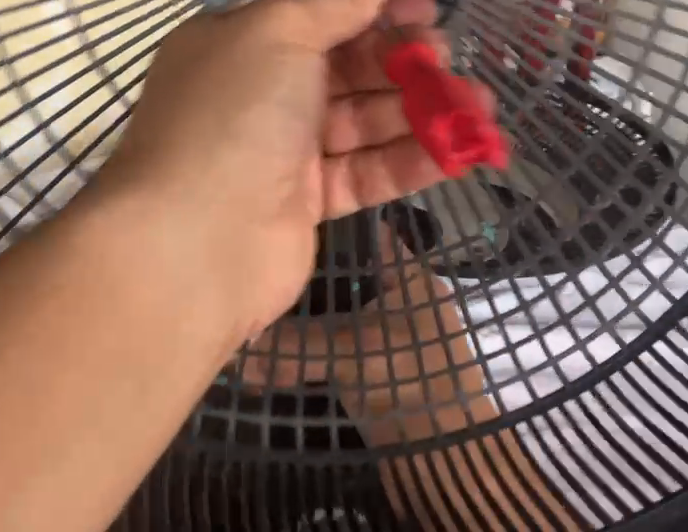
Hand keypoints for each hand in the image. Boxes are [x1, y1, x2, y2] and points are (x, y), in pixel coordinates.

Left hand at [98, 0, 493, 343]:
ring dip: (419, 110)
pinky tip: (460, 149)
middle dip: (400, 59)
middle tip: (448, 54)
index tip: (424, 9)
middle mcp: (257, 93)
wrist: (194, 238)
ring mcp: (280, 150)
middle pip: (341, 68)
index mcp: (237, 43)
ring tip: (479, 102)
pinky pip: (365, 172)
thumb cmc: (233, 112)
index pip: (314, 18)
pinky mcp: (305, 202)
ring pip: (360, 121)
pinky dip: (410, 160)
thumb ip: (331, 6)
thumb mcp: (277, 34)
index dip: (370, 11)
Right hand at [236, 232, 490, 445]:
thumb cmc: (406, 382)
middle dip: (311, 274)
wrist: (447, 459)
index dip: (328, 230)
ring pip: (343, 309)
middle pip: (349, 273)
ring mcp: (394, 334)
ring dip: (312, 313)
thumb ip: (291, 346)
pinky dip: (319, 343)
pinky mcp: (384, 366)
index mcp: (409, 277)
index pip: (365, 235)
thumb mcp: (345, 353)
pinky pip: (343, 342)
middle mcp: (404, 298)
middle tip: (269, 268)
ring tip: (268, 303)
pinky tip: (283, 342)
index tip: (288, 229)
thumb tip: (239, 347)